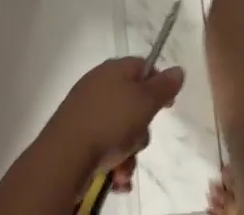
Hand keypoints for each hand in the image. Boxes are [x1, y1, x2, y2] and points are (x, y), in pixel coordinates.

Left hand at [41, 57, 185, 191]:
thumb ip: (164, 86)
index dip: (159, 84)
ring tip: (125, 166)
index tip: (168, 105)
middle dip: (142, 127)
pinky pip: (104, 144)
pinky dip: (114, 161)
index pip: (143, 66)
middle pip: (133, 102)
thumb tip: (178, 69)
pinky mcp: (77, 135)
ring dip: (129, 152)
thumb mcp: (145, 102)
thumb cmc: (110, 122)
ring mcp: (86, 110)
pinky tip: (116, 176)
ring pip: (120, 129)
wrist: (65, 156)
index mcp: (114, 69)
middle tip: (140, 137)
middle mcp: (99, 85)